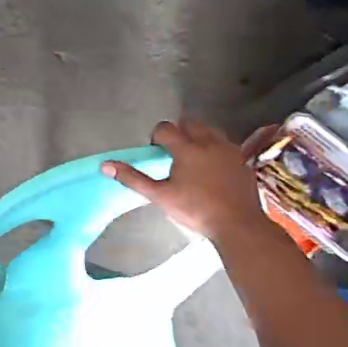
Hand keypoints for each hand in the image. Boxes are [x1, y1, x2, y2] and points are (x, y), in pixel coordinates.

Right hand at [102, 120, 273, 240]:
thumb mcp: (160, 196)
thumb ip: (133, 178)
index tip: (155, 152)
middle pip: (190, 123)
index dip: (156, 137)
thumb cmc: (195, 209)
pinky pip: (225, 144)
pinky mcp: (242, 159)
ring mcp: (229, 149)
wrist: (238, 223)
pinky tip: (212, 168)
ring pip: (210, 131)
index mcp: (187, 148)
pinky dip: (215, 148)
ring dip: (198, 137)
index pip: (165, 128)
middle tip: (172, 153)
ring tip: (192, 158)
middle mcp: (210, 142)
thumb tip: (105, 165)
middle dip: (178, 132)